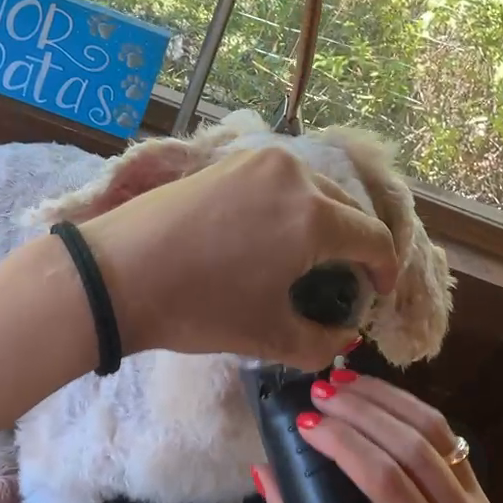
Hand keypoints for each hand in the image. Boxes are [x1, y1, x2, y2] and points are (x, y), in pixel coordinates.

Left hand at [79, 147, 397, 369]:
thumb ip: (323, 343)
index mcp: (314, 215)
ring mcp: (257, 160)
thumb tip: (345, 336)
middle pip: (345, 208)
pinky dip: (288, 204)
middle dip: (353, 244)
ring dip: (321, 220)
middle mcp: (293, 174)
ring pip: (311, 189)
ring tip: (306, 256)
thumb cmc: (199, 306)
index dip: (385, 270)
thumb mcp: (269, 336)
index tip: (378, 294)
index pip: (374, 238)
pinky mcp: (226, 159)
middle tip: (342, 281)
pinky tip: (269, 232)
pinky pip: (278, 180)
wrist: (117, 272)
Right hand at [254, 374, 502, 502]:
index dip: (346, 446)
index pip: (390, 486)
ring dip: (381, 397)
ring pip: (433, 429)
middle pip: (413, 449)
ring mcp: (482, 501)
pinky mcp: (479, 482)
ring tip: (339, 379)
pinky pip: (443, 430)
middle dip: (359, 413)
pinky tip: (370, 389)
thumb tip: (265, 473)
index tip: (303, 425)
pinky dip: (402, 402)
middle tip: (316, 393)